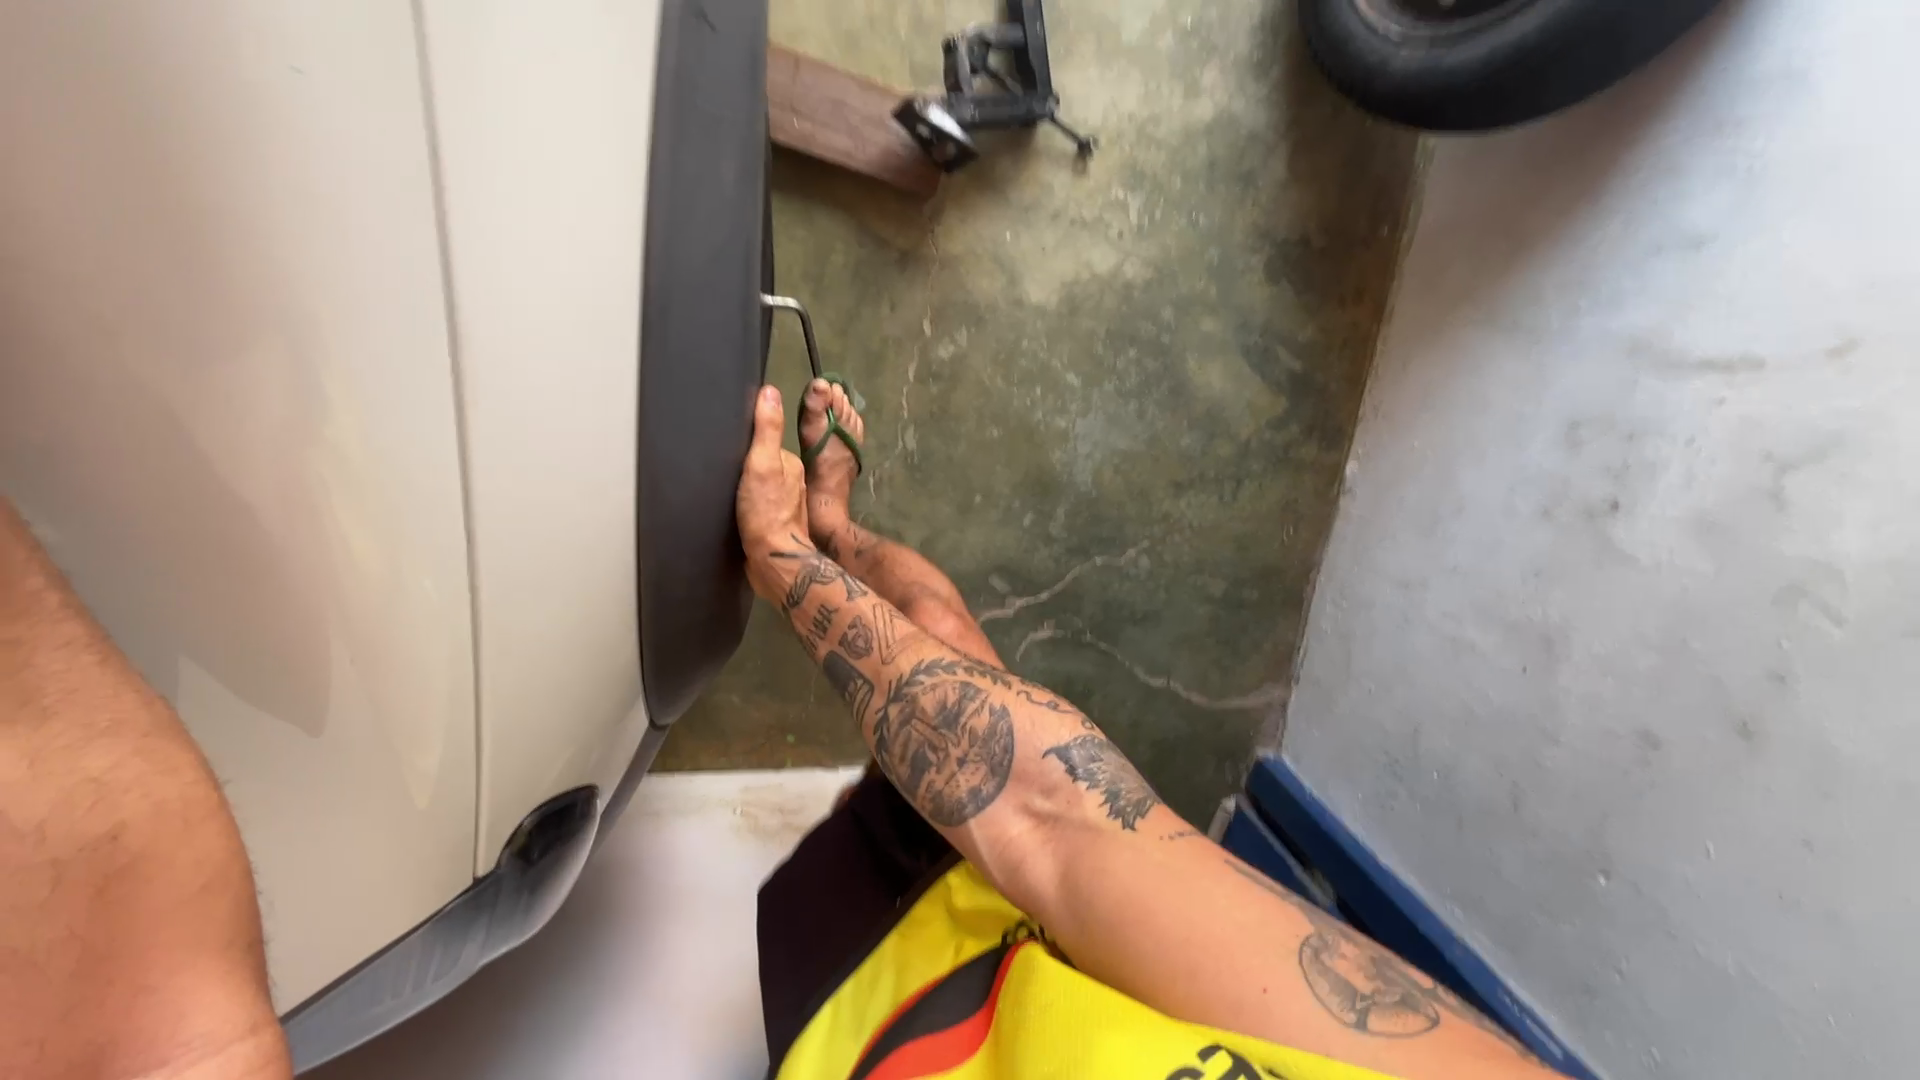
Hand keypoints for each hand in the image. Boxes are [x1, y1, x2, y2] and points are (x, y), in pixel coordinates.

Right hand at [736, 385, 811, 597]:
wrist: (772, 561)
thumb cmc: (766, 511)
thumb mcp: (763, 463)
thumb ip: (766, 429)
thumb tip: (770, 390)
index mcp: (792, 466)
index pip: (768, 445)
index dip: (750, 444)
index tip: (729, 444)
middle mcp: (792, 484)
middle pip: (764, 466)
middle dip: (747, 466)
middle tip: (722, 469)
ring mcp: (784, 507)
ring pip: (761, 488)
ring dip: (746, 488)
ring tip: (725, 489)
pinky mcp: (773, 527)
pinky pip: (758, 509)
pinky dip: (747, 507)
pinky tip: (732, 511)